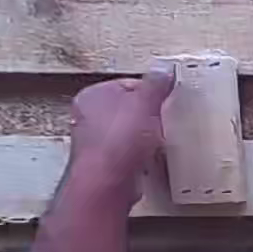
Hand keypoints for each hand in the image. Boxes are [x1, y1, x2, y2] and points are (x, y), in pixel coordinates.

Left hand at [64, 62, 175, 209]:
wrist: (108, 182)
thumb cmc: (118, 140)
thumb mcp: (145, 103)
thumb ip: (155, 85)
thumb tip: (164, 69)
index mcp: (93, 96)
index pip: (126, 85)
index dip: (149, 92)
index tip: (164, 99)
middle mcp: (88, 119)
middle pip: (127, 111)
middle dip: (147, 117)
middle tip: (162, 120)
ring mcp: (95, 144)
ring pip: (128, 135)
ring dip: (144, 139)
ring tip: (157, 142)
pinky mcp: (106, 167)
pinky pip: (129, 156)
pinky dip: (140, 158)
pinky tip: (149, 160)